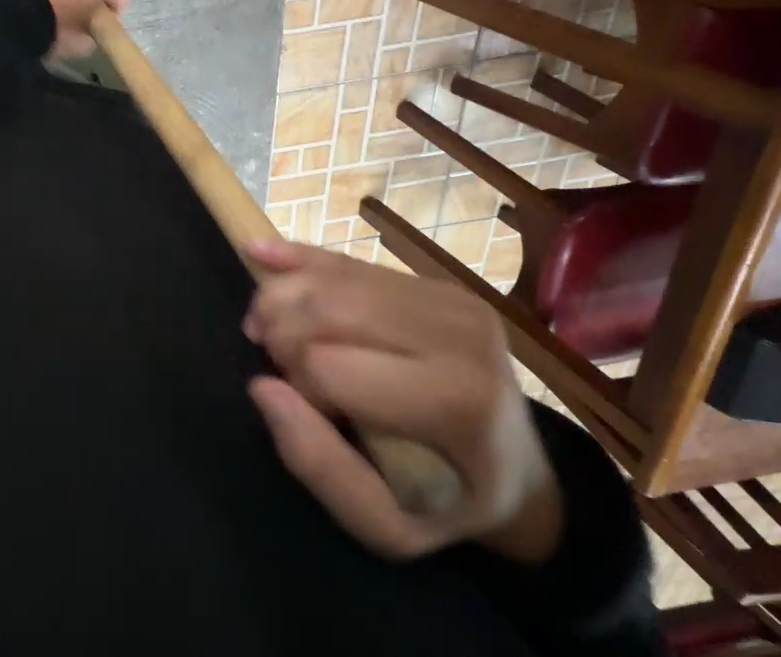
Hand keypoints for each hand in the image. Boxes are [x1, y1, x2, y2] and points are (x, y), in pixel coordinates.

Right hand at [242, 240, 563, 563]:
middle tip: (270, 360)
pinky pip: (348, 261)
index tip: (307, 410)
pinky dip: (297, 259)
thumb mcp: (386, 525)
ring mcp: (452, 302)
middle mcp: (458, 338)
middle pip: (323, 308)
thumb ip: (321, 467)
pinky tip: (261, 256)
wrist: (519, 474)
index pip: (324, 361)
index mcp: (453, 400)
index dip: (294, 384)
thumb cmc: (446, 503)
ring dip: (278, 298)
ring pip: (328, 278)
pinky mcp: (438, 285)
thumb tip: (263, 387)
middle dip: (276, 331)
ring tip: (268, 330)